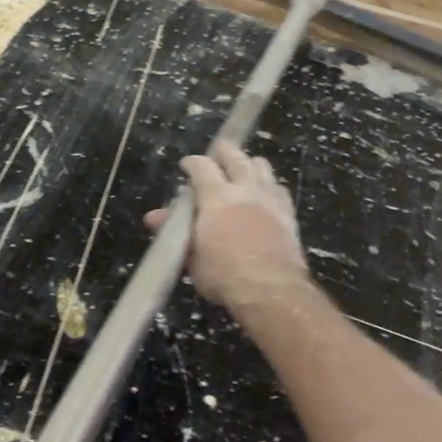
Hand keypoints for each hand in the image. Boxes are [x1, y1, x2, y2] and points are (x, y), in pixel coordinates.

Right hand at [145, 140, 311, 311]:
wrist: (270, 289)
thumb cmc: (223, 274)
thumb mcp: (190, 256)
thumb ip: (174, 232)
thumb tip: (152, 218)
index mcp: (216, 197)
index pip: (202, 166)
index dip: (192, 162)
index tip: (186, 165)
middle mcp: (244, 190)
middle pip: (236, 157)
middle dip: (224, 152)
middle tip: (217, 153)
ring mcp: (270, 199)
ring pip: (262, 166)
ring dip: (250, 164)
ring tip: (243, 170)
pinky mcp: (288, 213)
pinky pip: (279, 188)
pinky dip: (269, 185)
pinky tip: (265, 193)